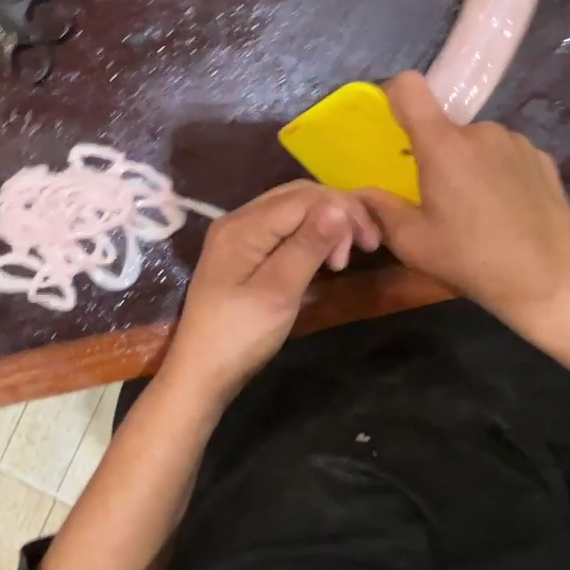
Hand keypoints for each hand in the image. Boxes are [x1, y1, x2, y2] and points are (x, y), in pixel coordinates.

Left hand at [162, 181, 380, 400]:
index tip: (370, 244)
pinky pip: (281, 229)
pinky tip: (321, 259)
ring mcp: (237, 237)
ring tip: (341, 260)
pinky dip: (308, 237)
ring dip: (324, 226)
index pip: (304, 196)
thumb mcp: (279, 292)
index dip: (343, 211)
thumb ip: (308, 246)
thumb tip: (340, 206)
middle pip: (298, 197)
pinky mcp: (240, 254)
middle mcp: (237, 220)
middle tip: (363, 248)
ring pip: (291, 211)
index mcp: (243, 225)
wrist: (199, 373)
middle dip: (336, 214)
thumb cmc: (239, 336)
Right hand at [355, 71, 569, 325]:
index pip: (410, 87)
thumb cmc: (472, 260)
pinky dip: (496, 172)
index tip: (391, 126)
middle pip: (443, 126)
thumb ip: (379, 208)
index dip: (393, 96)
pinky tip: (504, 210)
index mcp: (443, 144)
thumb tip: (359, 192)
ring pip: (475, 141)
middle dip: (433, 153)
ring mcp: (516, 141)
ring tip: (473, 207)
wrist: (552, 281)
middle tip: (436, 197)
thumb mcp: (412, 243)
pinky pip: (504, 154)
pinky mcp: (541, 157)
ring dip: (466, 162)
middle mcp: (481, 131)